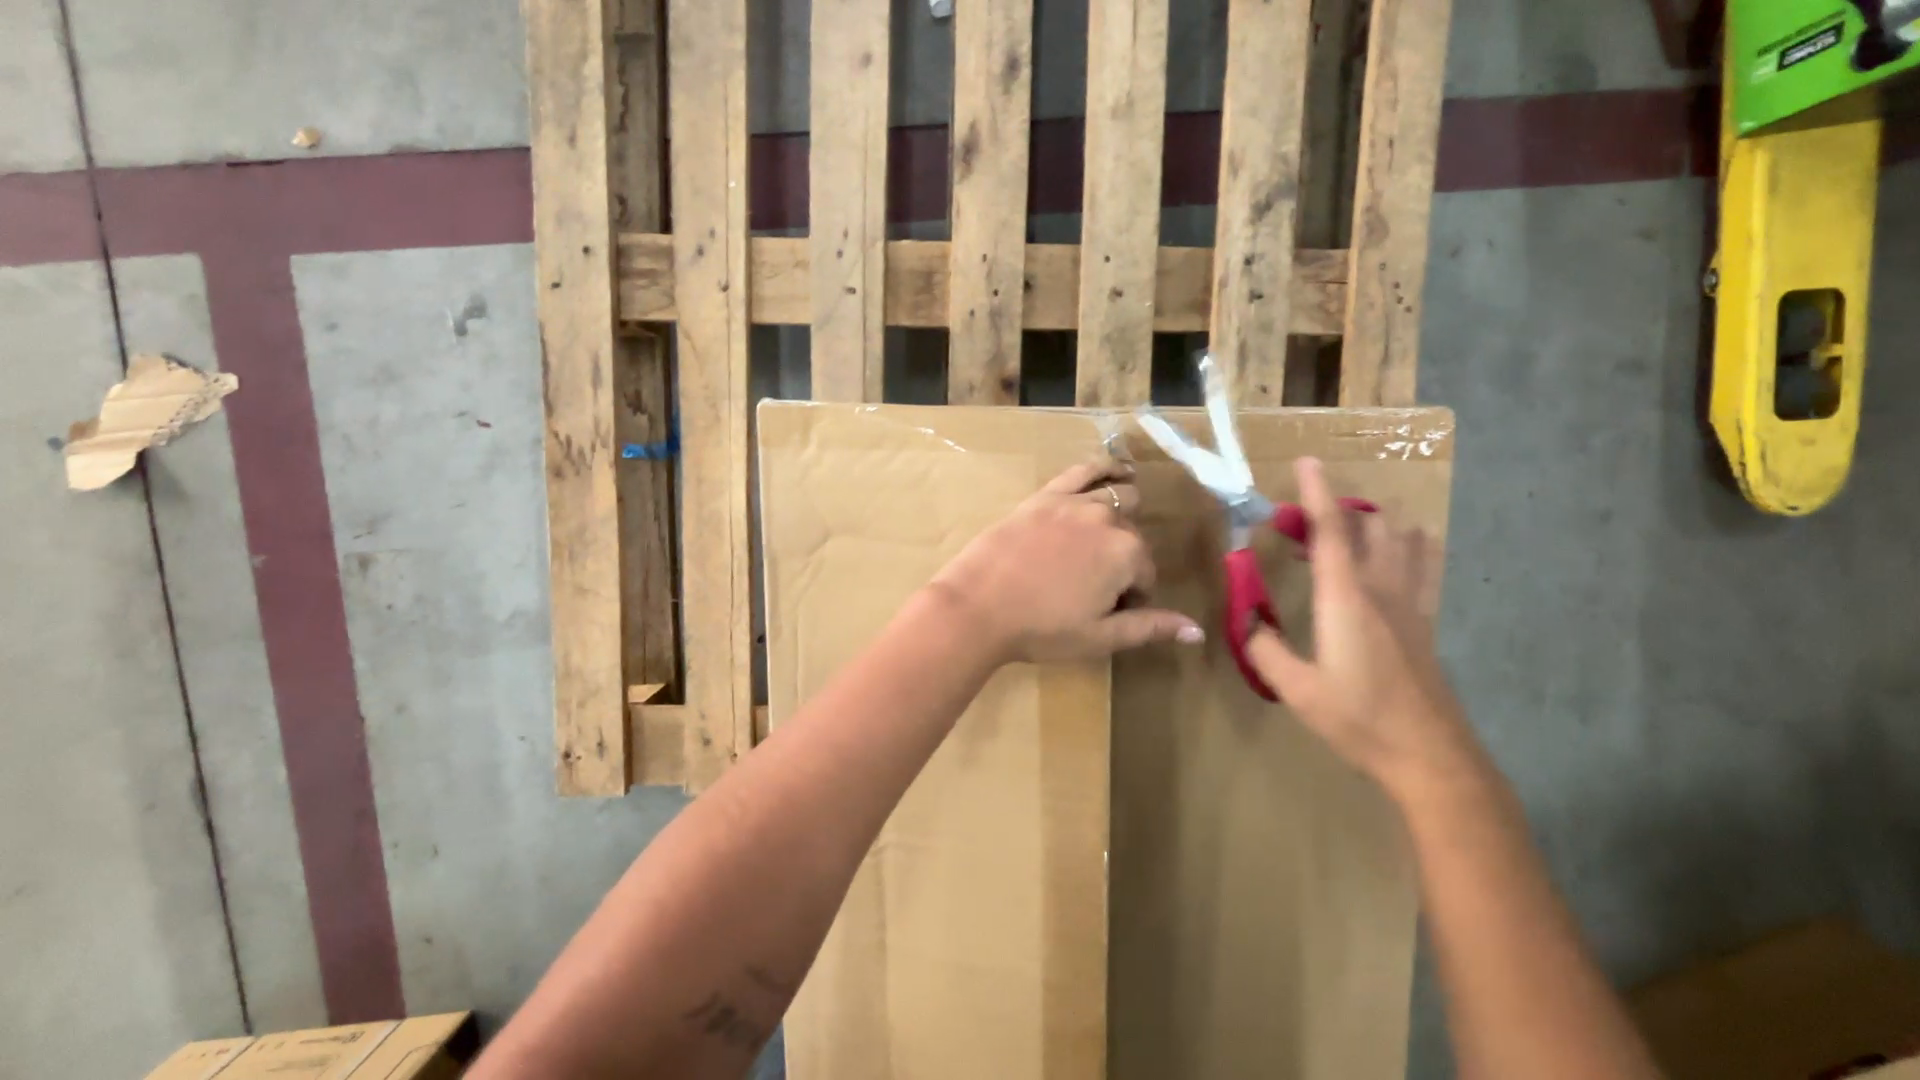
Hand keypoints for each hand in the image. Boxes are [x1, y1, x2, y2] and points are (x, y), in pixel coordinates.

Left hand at [927, 462, 1204, 663]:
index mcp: (1128, 554)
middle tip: (1093, 589)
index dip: (1131, 597)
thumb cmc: (1041, 629)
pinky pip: (1083, 471)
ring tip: (1107, 538)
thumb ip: (1150, 627)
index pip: (1145, 575)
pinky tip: (1118, 470)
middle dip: (1123, 561)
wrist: (978, 607)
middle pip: (1131, 539)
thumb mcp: (1100, 637)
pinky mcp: (1045, 496)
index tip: (1107, 612)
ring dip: (1121, 517)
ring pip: (1117, 499)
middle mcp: (1108, 520)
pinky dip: (1106, 467)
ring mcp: (1075, 502)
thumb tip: (1197, 632)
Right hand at [1246, 458, 1482, 799]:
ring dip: (1374, 523)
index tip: (1307, 462)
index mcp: (1346, 599)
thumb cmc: (1359, 720)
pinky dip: (1406, 544)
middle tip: (1301, 521)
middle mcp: (1382, 589)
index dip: (1318, 492)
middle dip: (1337, 509)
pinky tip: (1396, 553)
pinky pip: (1421, 564)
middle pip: (1369, 526)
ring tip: (1345, 533)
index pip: (1331, 531)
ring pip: (1402, 539)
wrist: (1429, 754)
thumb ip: (1264, 648)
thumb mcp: (1297, 689)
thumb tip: (1247, 619)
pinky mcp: (1425, 621)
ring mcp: (1411, 603)